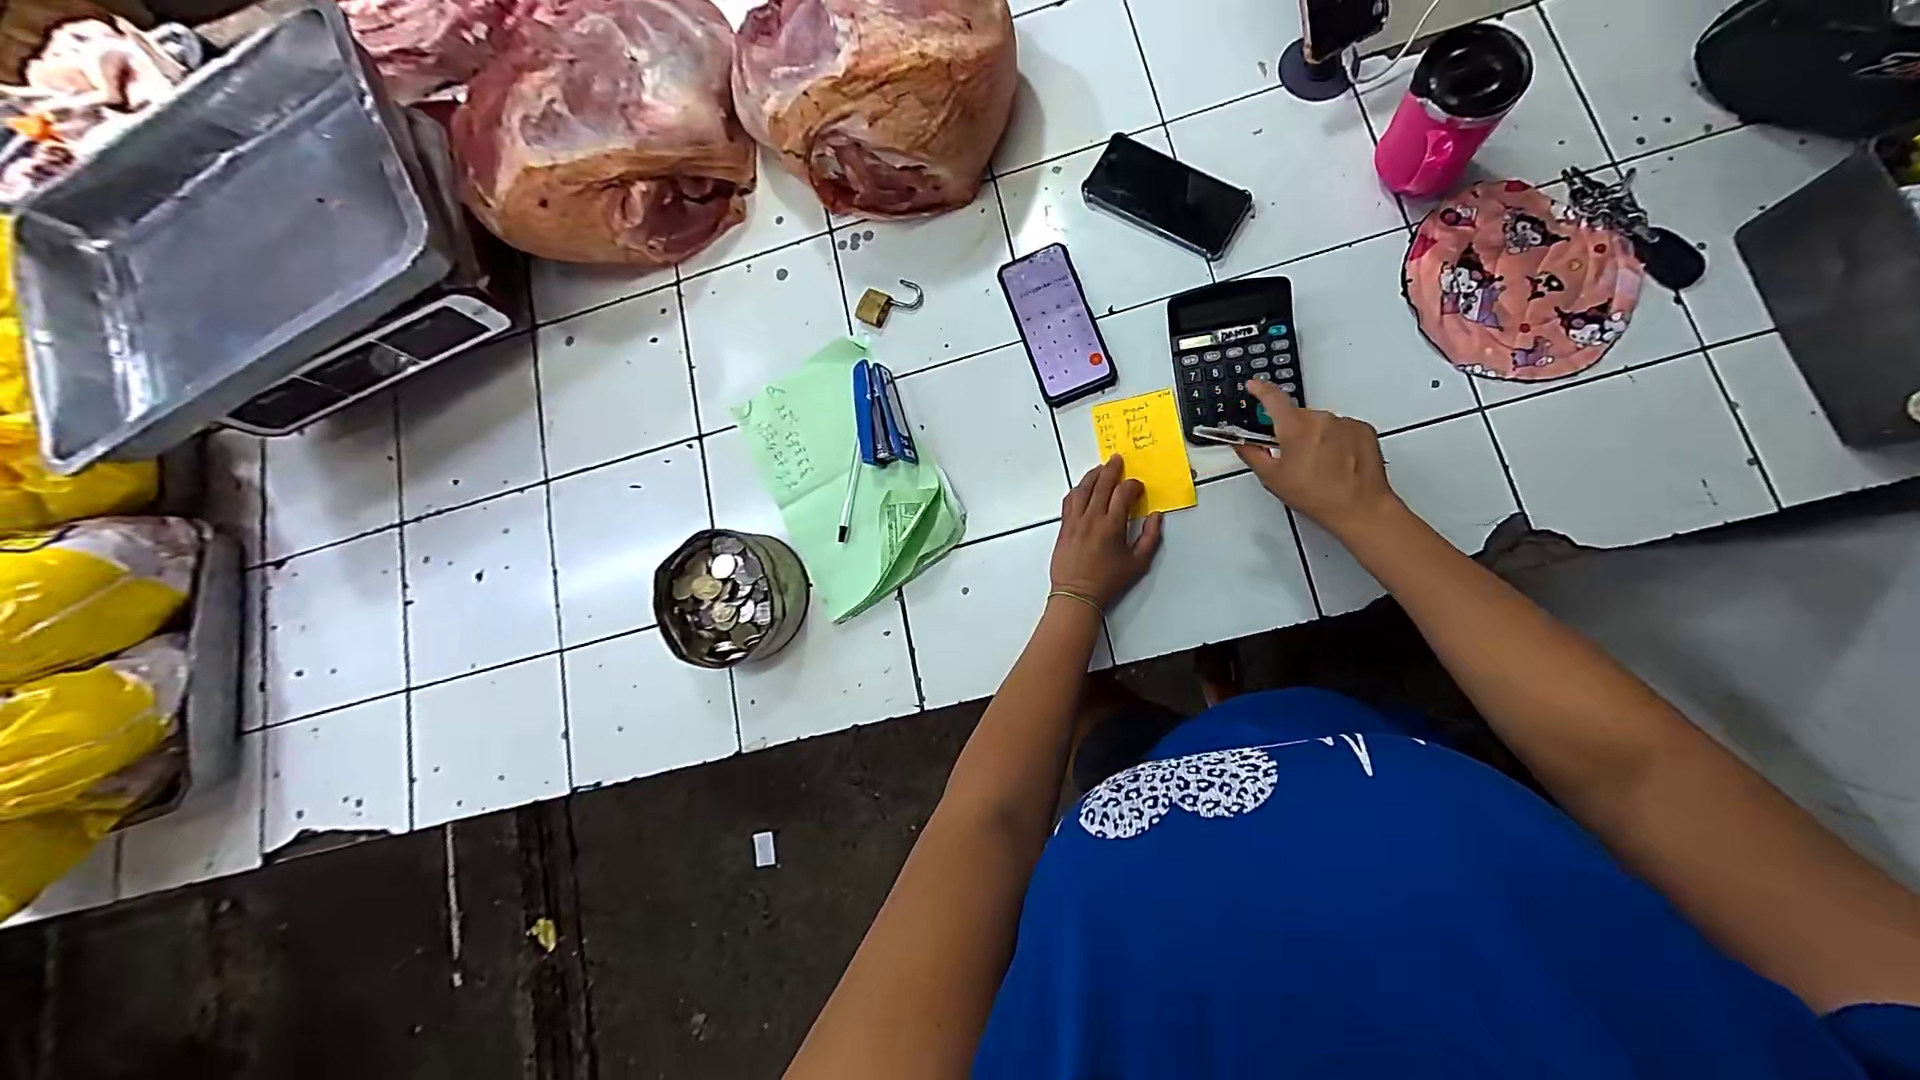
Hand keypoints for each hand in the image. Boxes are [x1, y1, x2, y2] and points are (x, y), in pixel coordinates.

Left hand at [1050, 455, 1162, 608]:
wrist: (1077, 593)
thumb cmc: (1108, 580)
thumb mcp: (1138, 562)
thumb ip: (1150, 537)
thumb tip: (1156, 516)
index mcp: (1111, 526)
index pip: (1123, 493)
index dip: (1133, 485)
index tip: (1138, 487)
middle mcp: (1091, 518)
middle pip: (1101, 484)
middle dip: (1111, 469)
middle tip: (1117, 460)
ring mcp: (1075, 521)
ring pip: (1082, 489)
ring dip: (1092, 475)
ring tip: (1100, 468)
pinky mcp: (1064, 526)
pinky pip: (1069, 501)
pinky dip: (1077, 490)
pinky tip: (1082, 487)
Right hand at [1234, 379, 1401, 538]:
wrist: (1359, 507)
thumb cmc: (1318, 496)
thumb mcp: (1273, 478)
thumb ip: (1253, 454)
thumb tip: (1242, 444)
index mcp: (1296, 429)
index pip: (1273, 399)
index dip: (1260, 390)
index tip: (1254, 386)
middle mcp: (1322, 420)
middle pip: (1297, 415)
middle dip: (1290, 430)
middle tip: (1289, 454)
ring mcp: (1345, 423)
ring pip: (1320, 422)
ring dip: (1314, 436)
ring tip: (1316, 464)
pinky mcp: (1363, 429)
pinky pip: (1341, 428)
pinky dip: (1334, 439)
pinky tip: (1334, 461)